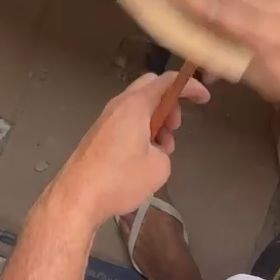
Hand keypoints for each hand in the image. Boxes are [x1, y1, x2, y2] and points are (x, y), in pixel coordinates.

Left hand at [43, 71, 209, 227]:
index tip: (204, 97)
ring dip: (156, 119)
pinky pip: (126, 120)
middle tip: (175, 127)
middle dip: (170, 103)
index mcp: (135, 105)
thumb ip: (164, 150)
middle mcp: (119, 105)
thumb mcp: (159, 167)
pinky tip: (143, 156)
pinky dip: (141, 129)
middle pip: (150, 87)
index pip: (167, 81)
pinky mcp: (97, 134)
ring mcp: (105, 119)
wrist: (76, 198)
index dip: (189, 86)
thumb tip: (155, 150)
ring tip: (161, 149)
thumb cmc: (119, 179)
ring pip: (138, 106)